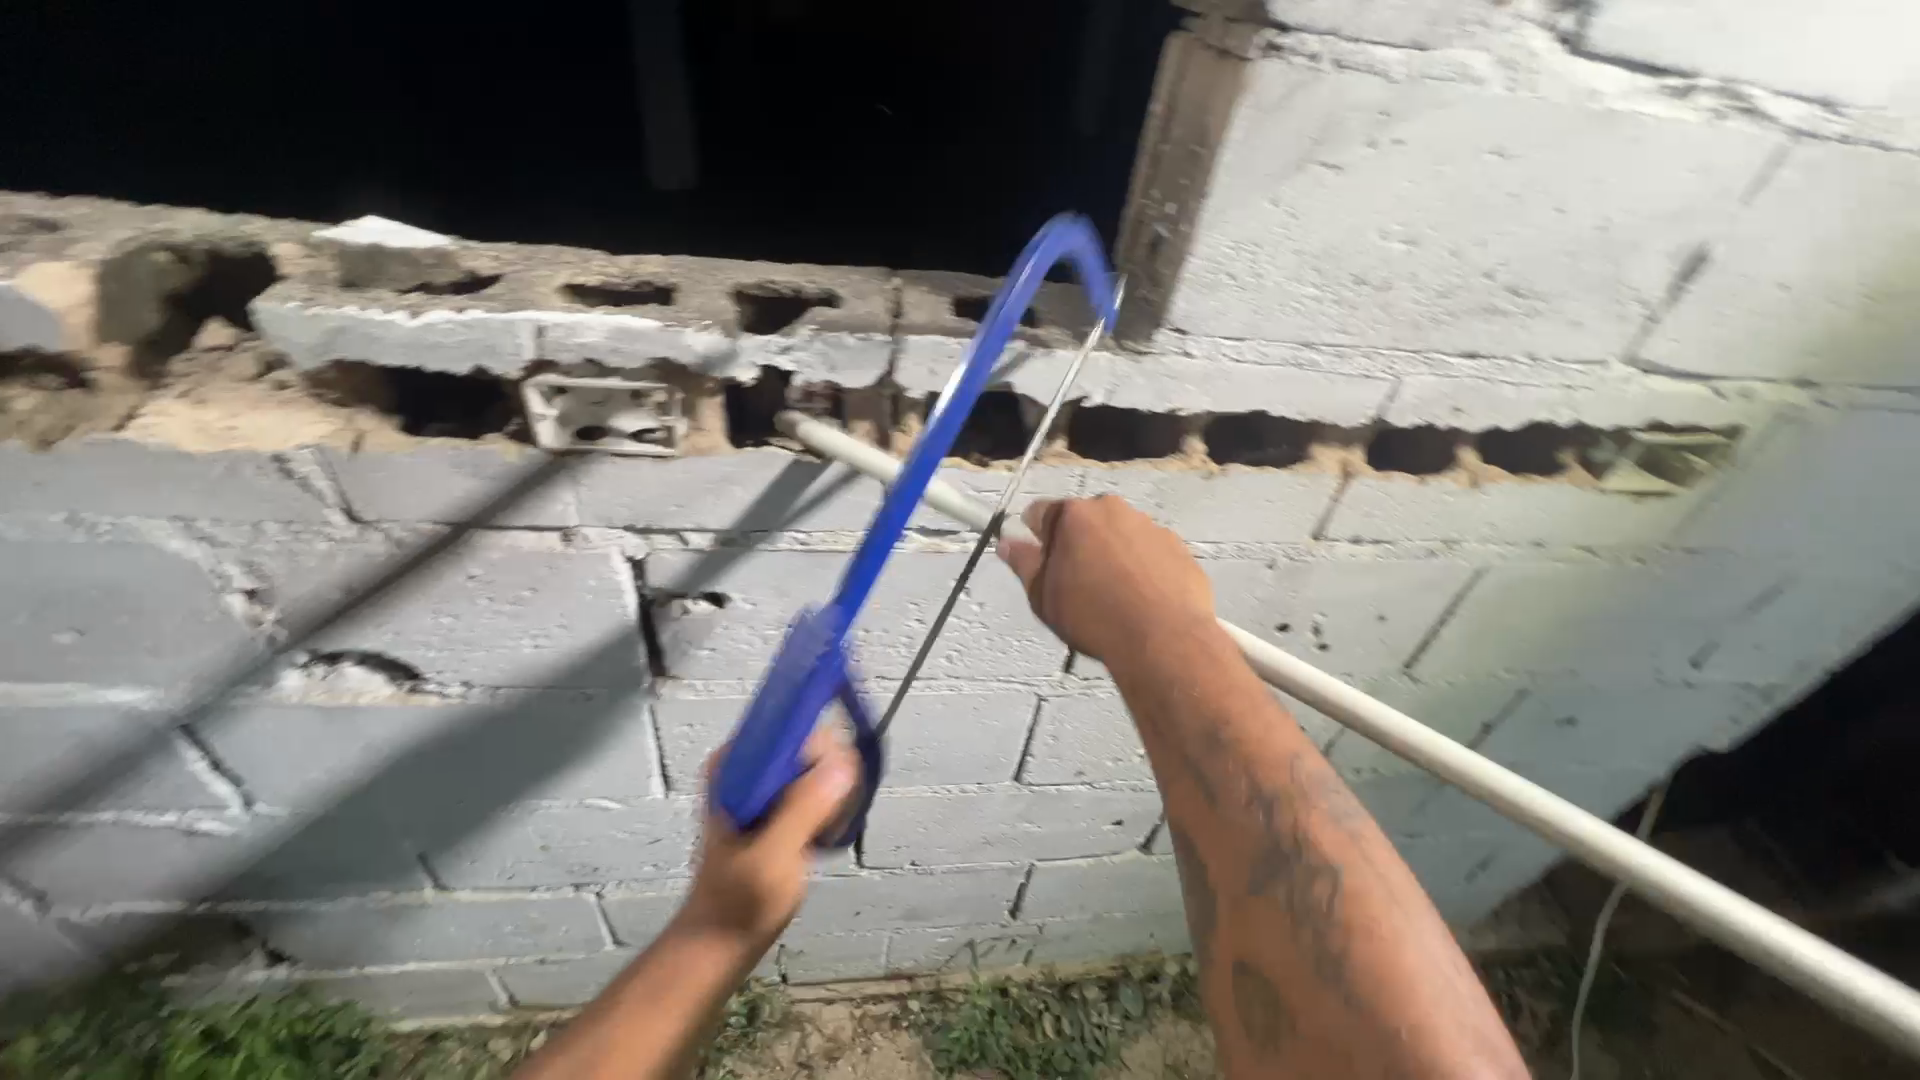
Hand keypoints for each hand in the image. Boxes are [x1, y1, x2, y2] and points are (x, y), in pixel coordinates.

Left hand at [680, 730, 858, 948]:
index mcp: (735, 761)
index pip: (797, 727)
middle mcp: (749, 759)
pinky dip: (832, 806)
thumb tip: (844, 761)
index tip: (834, 796)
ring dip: (835, 797)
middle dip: (833, 780)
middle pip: (815, 743)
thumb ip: (803, 809)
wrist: (721, 941)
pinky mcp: (779, 798)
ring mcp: (765, 779)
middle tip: (827, 825)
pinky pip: (822, 783)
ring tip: (823, 836)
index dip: (824, 755)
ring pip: (824, 764)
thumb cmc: (740, 902)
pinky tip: (824, 837)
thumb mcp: (772, 858)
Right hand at [996, 495, 1215, 664]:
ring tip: (1115, 595)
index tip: (1041, 560)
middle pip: (1084, 520)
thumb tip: (1008, 543)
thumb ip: (1024, 564)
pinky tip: (1143, 599)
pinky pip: (1151, 552)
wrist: (1163, 639)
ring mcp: (1149, 526)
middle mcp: (1111, 510)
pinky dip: (1144, 568)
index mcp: (1072, 516)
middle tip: (1077, 583)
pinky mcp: (1178, 547)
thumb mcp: (1044, 596)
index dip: (1035, 535)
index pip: (1040, 513)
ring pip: (1120, 534)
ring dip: (1112, 554)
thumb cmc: (1093, 617)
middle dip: (1078, 544)